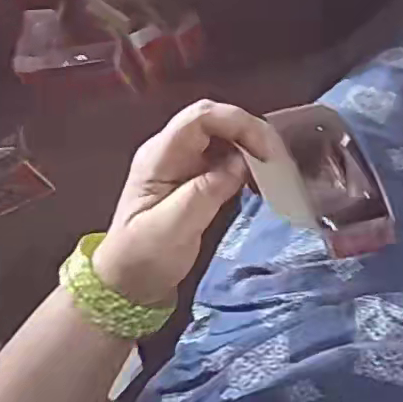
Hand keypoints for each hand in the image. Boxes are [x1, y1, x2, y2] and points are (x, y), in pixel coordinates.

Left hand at [93, 100, 277, 305]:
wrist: (127, 284)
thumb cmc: (143, 258)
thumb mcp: (172, 229)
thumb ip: (205, 193)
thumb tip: (242, 163)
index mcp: (159, 157)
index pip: (201, 117)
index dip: (238, 124)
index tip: (265, 152)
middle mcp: (170, 151)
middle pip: (213, 118)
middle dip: (248, 129)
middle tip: (275, 156)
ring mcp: (181, 163)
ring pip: (221, 134)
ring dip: (249, 143)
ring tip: (272, 166)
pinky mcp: (194, 177)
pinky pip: (224, 155)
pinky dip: (245, 159)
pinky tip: (259, 177)